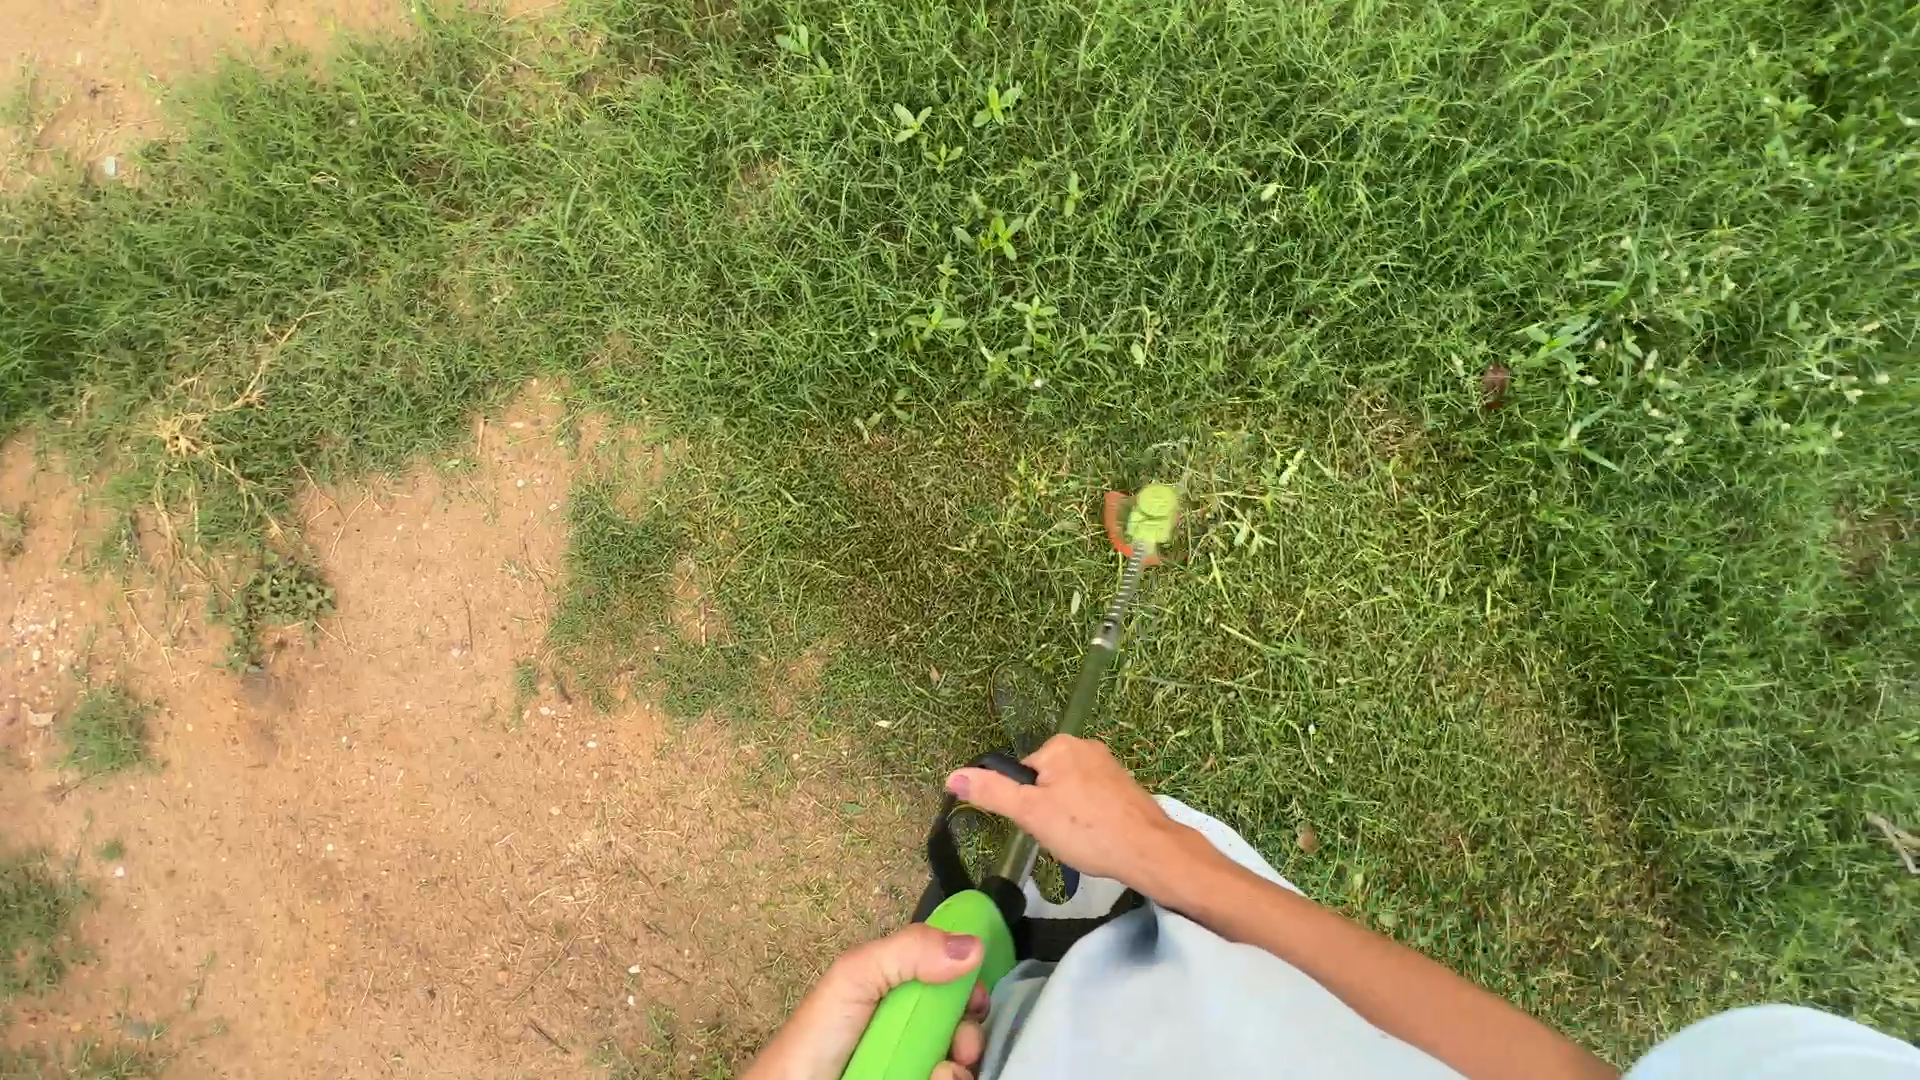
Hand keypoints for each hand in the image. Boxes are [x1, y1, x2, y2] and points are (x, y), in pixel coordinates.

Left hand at [742, 923, 989, 1079]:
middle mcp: (912, 1030)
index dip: (969, 990)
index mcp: (901, 992)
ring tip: (939, 1073)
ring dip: (959, 1068)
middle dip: (969, 1035)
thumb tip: (974, 947)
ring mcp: (914, 1066)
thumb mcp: (856, 975)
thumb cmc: (814, 1037)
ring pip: (961, 1065)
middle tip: (959, 1047)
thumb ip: (908, 950)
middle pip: (965, 1027)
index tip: (975, 1001)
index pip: (953, 983)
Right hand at [946, 734, 1206, 895]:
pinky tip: (1097, 837)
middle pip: (1045, 781)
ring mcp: (1108, 764)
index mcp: (1059, 744)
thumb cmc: (1085, 830)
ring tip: (1081, 839)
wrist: (1149, 851)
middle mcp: (1084, 745)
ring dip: (1069, 816)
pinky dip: (1090, 818)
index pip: (1023, 774)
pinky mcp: (1124, 785)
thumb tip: (952, 775)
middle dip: (1047, 810)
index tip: (1040, 825)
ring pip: (1069, 792)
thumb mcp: (1030, 812)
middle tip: (1061, 835)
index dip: (1026, 805)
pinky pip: (1092, 799)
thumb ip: (992, 792)